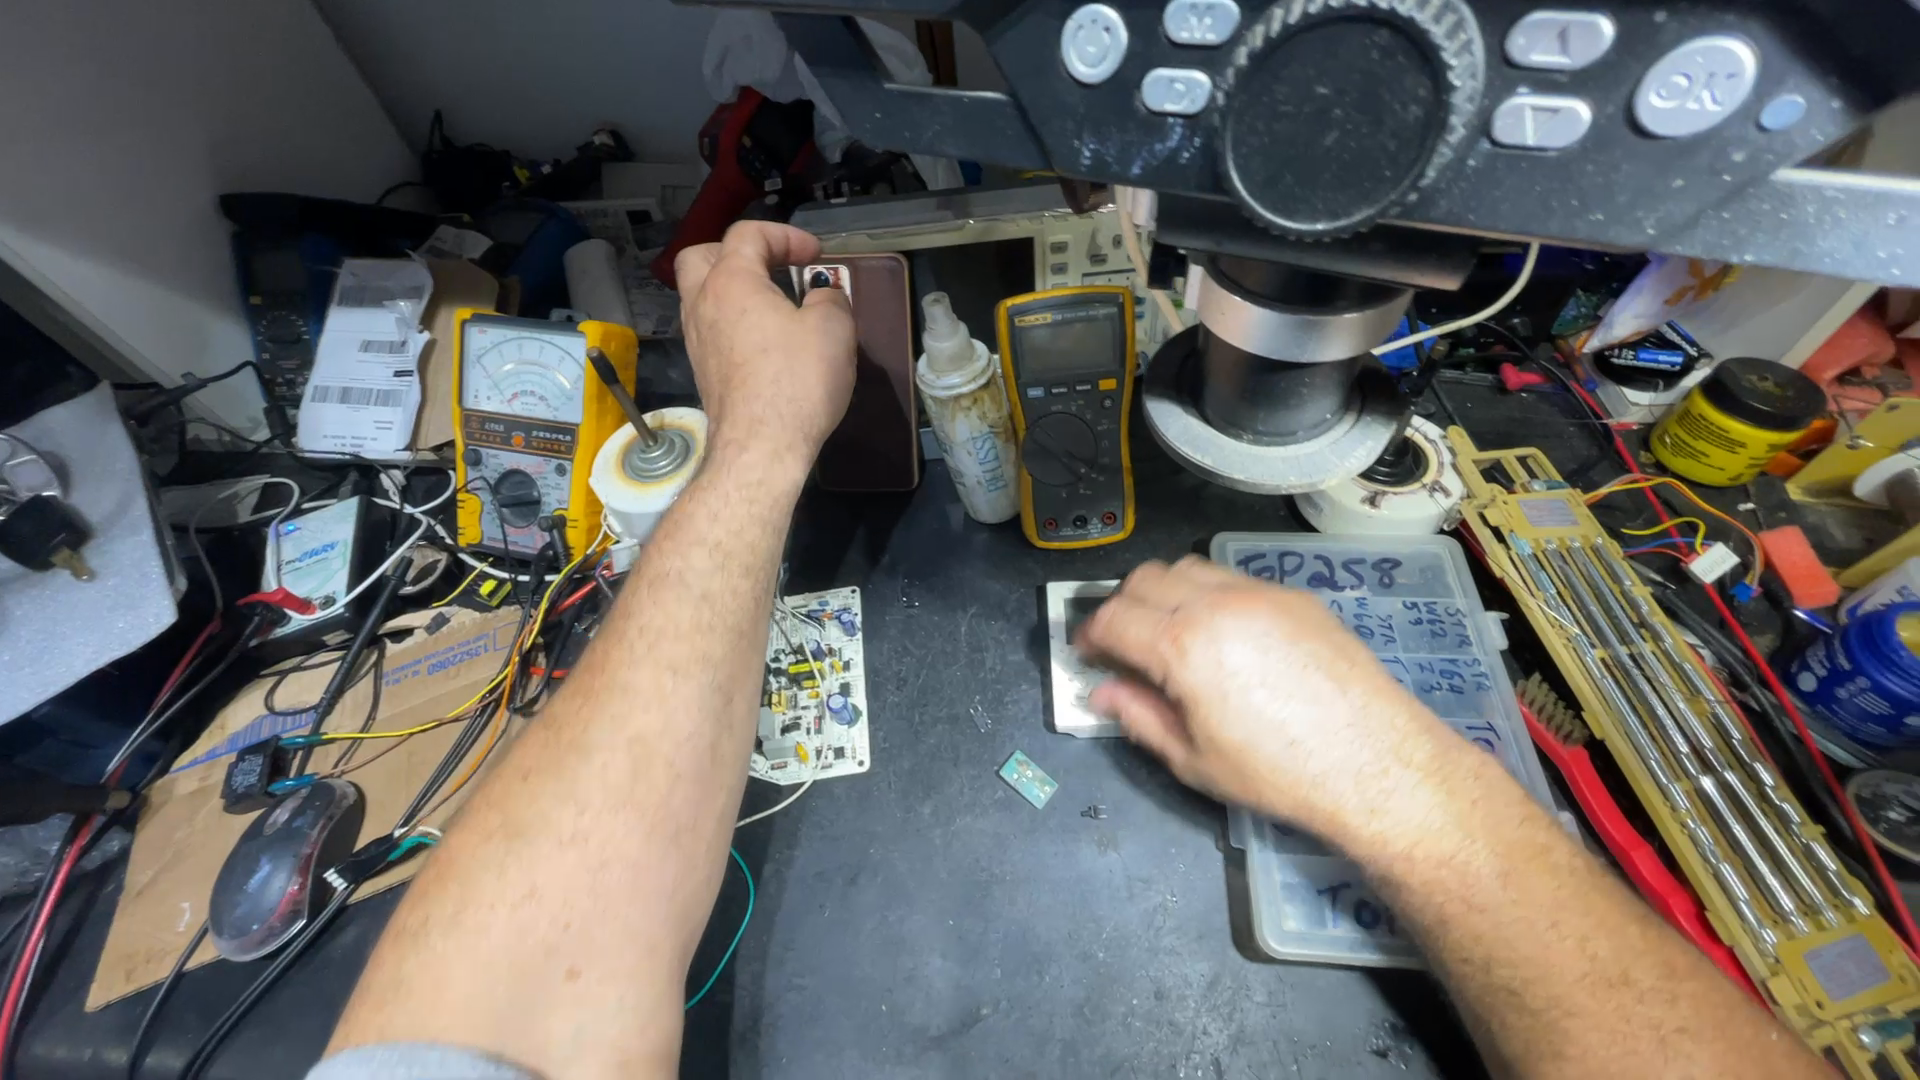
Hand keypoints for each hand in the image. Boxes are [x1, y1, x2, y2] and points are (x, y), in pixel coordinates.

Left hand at [674, 222, 855, 461]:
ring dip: (734, 290)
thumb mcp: (833, 329)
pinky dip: (733, 322)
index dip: (786, 236)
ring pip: (702, 295)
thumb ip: (830, 298)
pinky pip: (711, 329)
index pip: (748, 234)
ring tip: (772, 306)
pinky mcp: (703, 371)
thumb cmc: (798, 381)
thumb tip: (821, 295)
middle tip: (772, 268)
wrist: (761, 446)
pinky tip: (764, 343)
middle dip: (738, 253)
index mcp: (731, 281)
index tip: (816, 256)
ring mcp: (697, 340)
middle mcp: (703, 303)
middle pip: (703, 257)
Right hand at [1076, 556, 1473, 849]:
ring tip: (1170, 630)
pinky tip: (1222, 632)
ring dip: (1162, 591)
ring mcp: (1257, 592)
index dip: (1089, 634)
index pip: (1112, 618)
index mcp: (1181, 645)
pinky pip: (1231, 576)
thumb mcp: (1192, 760)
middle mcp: (1214, 603)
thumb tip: (1102, 694)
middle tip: (1124, 644)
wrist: (1377, 764)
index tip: (1087, 653)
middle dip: (1121, 607)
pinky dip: (1206, 593)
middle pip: (1142, 579)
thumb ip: (1138, 717)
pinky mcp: (1292, 595)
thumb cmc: (1276, 772)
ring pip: (1185, 566)